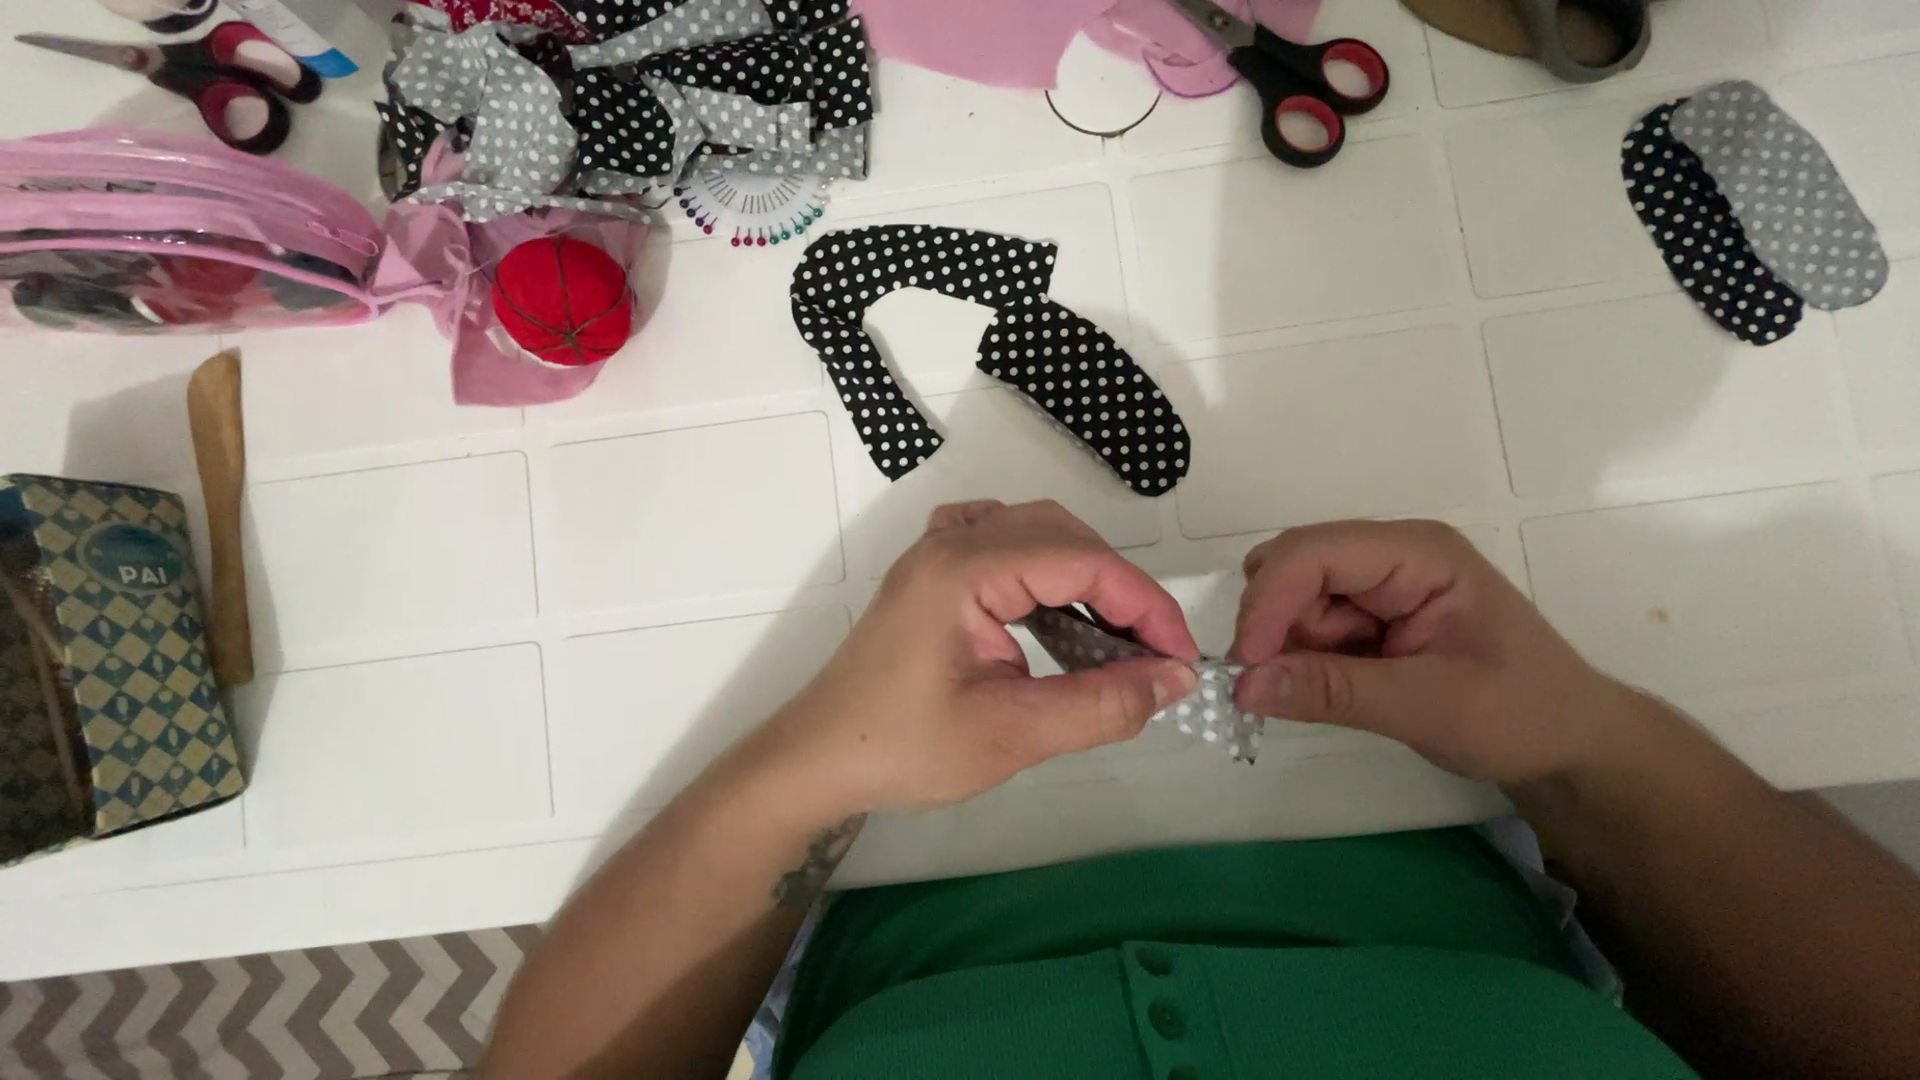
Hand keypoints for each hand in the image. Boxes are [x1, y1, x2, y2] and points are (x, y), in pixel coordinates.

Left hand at [746, 500, 1198, 813]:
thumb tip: (1175, 678)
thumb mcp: (1011, 733)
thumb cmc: (904, 748)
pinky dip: (1039, 566)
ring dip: (1082, 574)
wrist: (818, 758)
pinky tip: (1048, 604)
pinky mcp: (931, 574)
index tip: (1181, 657)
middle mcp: (950, 544)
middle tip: (1149, 651)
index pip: (1081, 561)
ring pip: (1033, 532)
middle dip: (1118, 588)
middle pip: (1061, 535)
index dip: (1144, 605)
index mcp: (964, 570)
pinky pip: (998, 540)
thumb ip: (1100, 705)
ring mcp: (935, 554)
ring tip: (1111, 635)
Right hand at [1230, 519, 1648, 785]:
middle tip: (1280, 684)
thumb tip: (1242, 687)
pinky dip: (1300, 659)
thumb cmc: (1522, 716)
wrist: (1568, 746)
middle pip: (1292, 568)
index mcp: (1417, 553)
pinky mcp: (1364, 613)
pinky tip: (1337, 687)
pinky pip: (1303, 625)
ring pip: (1290, 600)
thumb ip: (1334, 692)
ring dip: (1289, 647)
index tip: (1246, 666)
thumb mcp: (1430, 707)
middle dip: (1276, 625)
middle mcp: (1388, 554)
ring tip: (1337, 693)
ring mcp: (1375, 583)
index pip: (1313, 553)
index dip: (1269, 601)